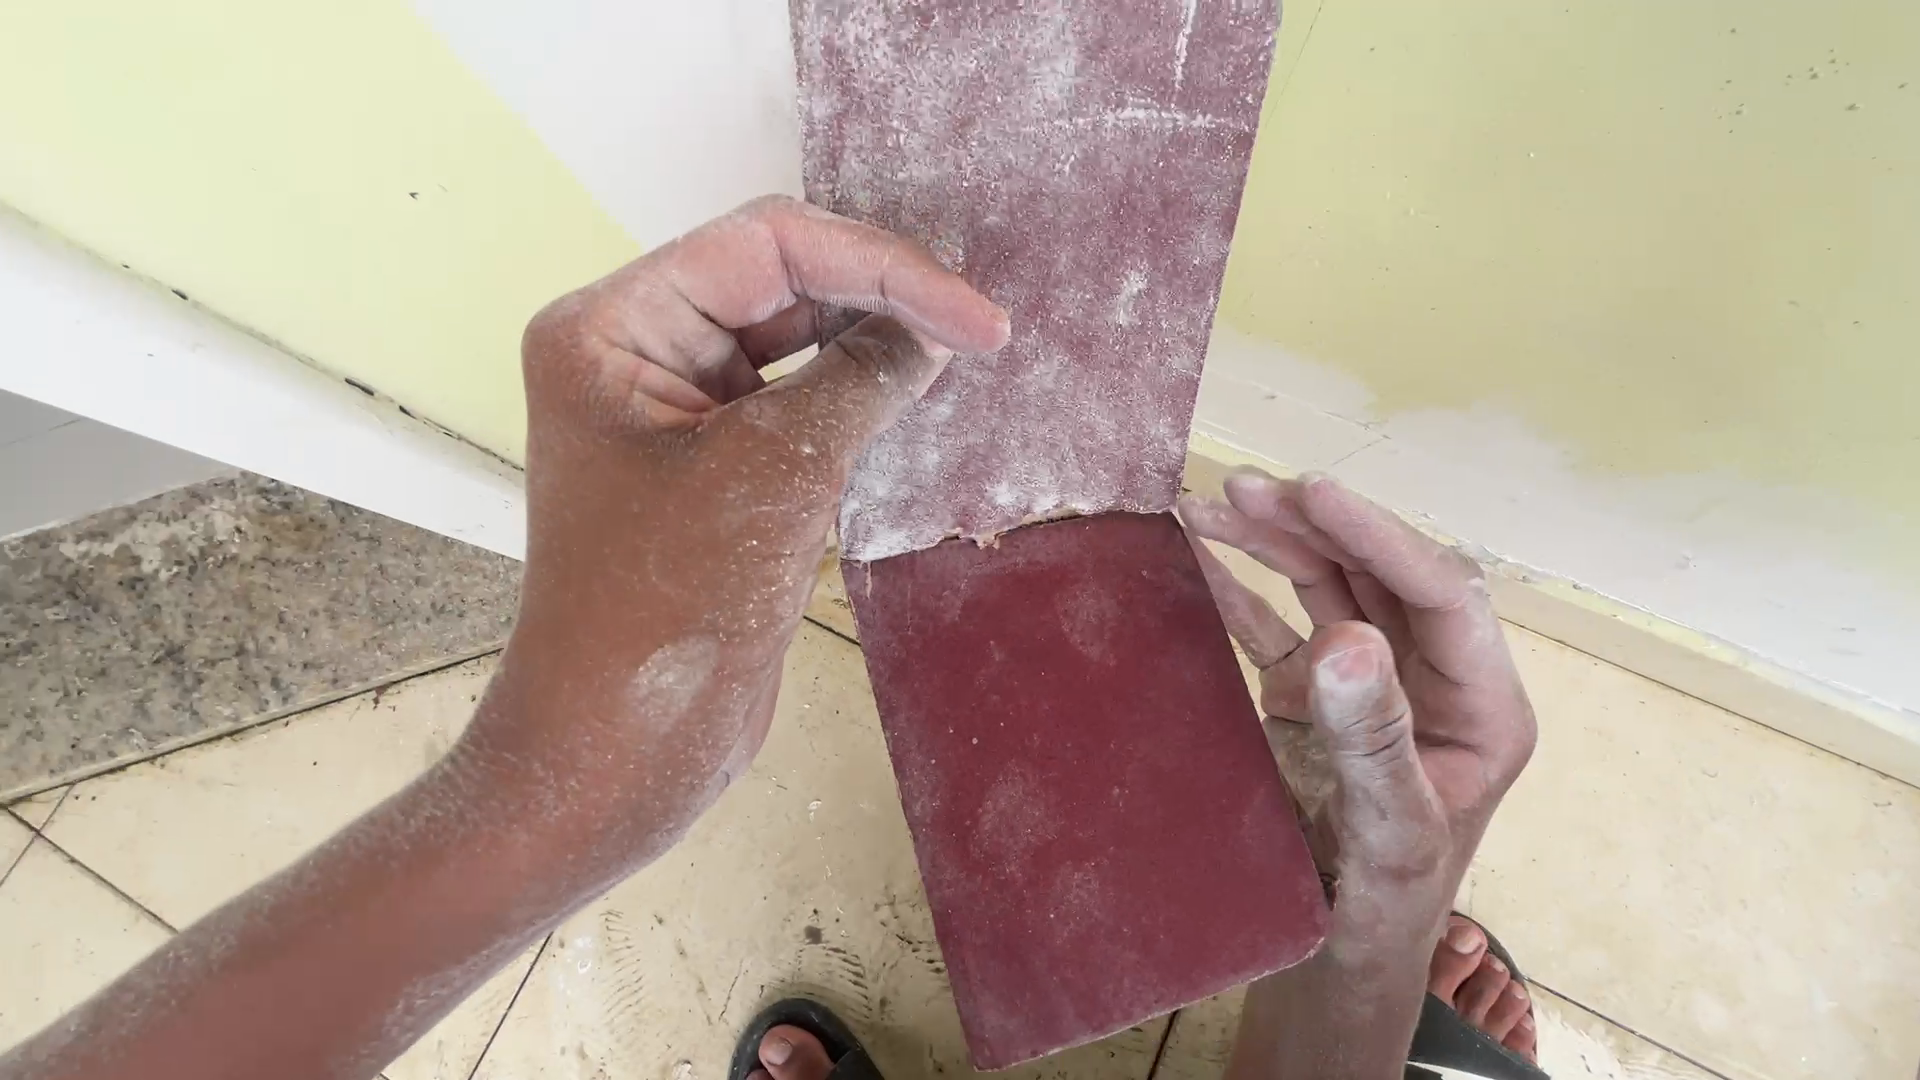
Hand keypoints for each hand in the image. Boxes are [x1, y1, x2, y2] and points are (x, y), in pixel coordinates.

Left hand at [462, 196, 1008, 857]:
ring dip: (877, 339)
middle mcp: (642, 353)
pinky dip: (860, 392)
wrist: (628, 746)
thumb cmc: (674, 608)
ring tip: (961, 344)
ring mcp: (682, 411)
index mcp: (616, 328)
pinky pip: (800, 401)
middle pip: (780, 284)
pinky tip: (915, 388)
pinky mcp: (722, 465)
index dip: (883, 267)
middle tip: (977, 322)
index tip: (976, 317)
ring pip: (795, 342)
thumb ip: (859, 381)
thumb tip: (933, 329)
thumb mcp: (778, 474)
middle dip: (882, 294)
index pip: (766, 248)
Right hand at [1179, 467, 1534, 962]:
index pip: (1438, 592)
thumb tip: (1345, 637)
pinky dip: (1233, 588)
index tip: (1310, 490)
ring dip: (1268, 541)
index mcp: (1477, 702)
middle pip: (1372, 572)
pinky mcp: (1307, 691)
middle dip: (1308, 524)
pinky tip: (1195, 556)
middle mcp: (1420, 675)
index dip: (1376, 534)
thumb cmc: (1378, 903)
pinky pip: (1270, 624)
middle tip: (1239, 487)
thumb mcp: (1388, 831)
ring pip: (1322, 584)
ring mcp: (1359, 680)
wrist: (1327, 946)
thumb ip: (1373, 739)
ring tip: (1207, 506)